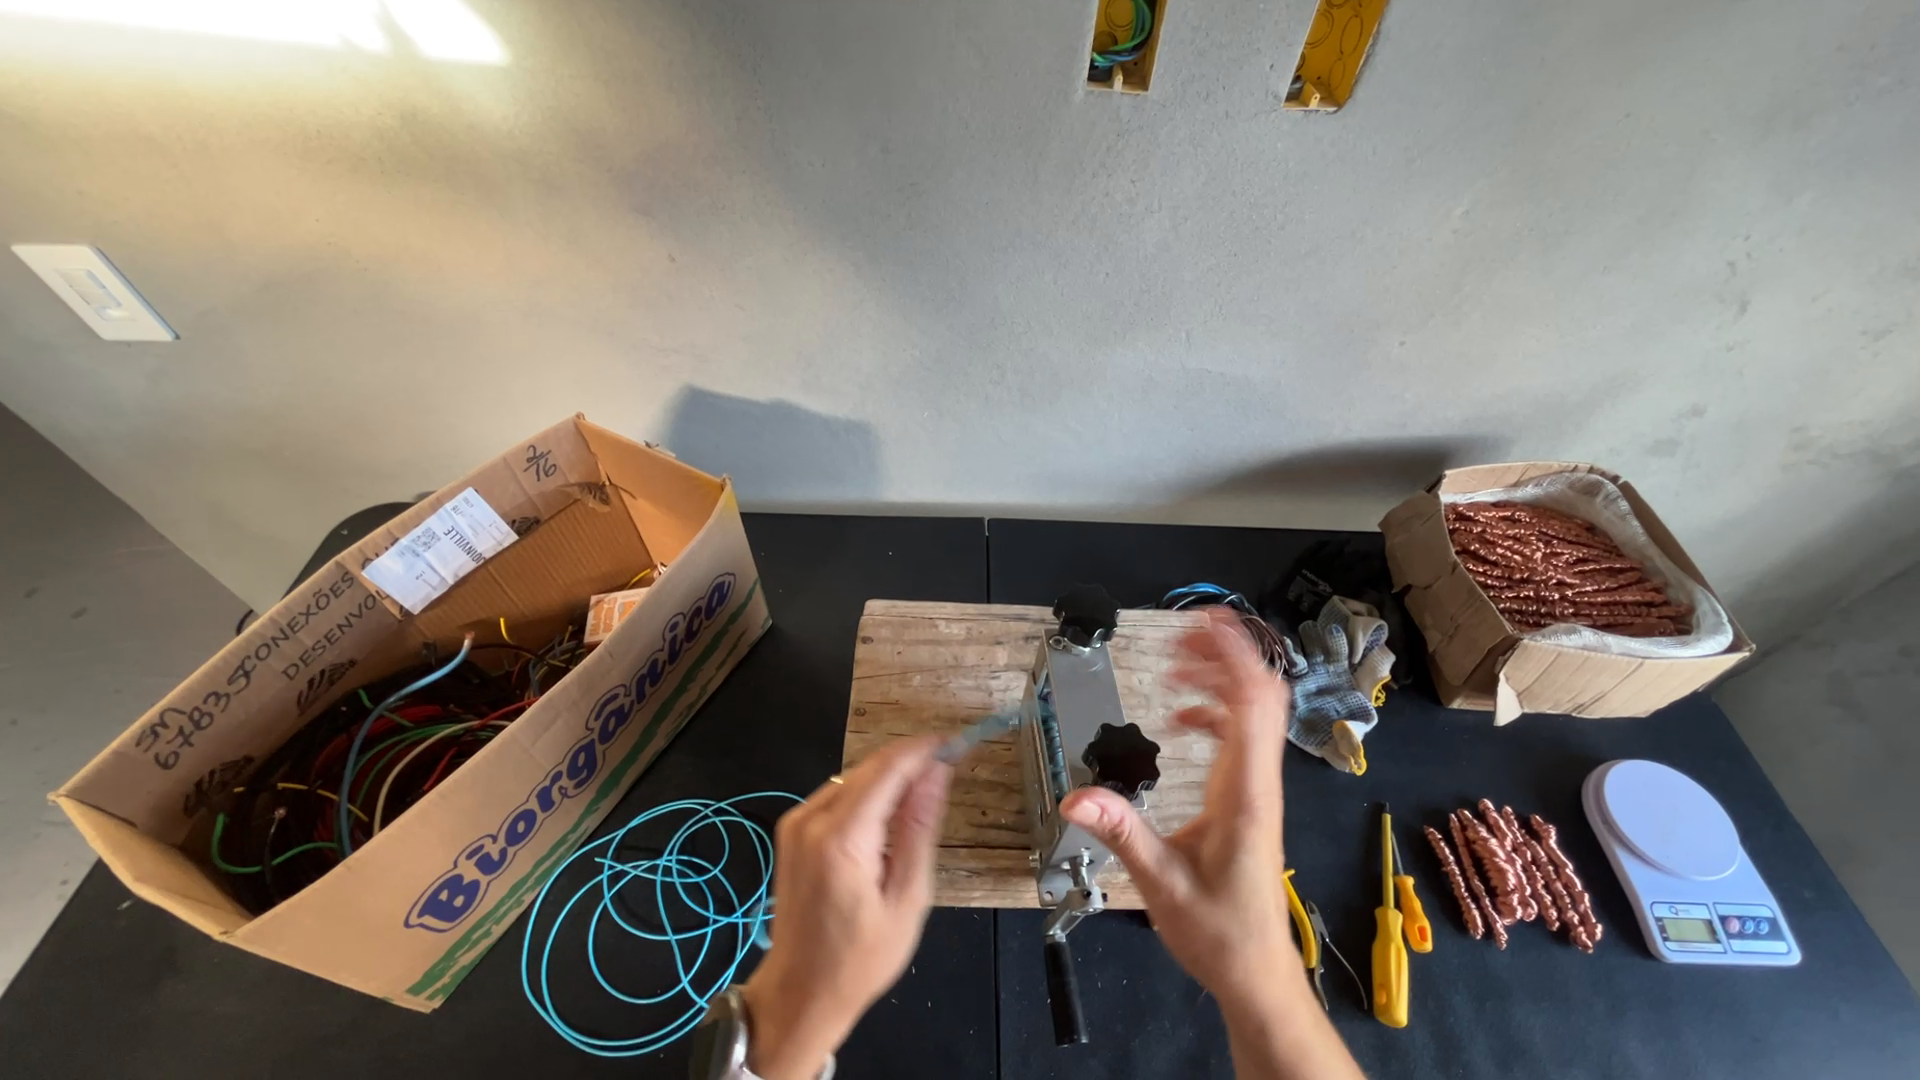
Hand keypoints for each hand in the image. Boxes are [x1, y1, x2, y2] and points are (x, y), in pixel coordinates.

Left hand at [740, 736, 951, 1079]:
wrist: (799, 993)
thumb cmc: (860, 959)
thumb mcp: (907, 898)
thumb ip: (920, 827)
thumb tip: (937, 774)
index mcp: (841, 838)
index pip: (888, 768)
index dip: (924, 749)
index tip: (955, 743)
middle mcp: (811, 819)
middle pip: (869, 767)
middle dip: (910, 761)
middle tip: (948, 767)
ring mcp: (796, 822)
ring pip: (854, 777)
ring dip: (889, 777)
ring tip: (924, 796)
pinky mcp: (792, 830)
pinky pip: (838, 795)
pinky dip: (868, 794)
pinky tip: (889, 816)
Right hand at [1059, 608, 1296, 1016]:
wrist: (1255, 970)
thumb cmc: (1218, 932)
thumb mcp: (1162, 885)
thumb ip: (1121, 834)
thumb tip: (1073, 795)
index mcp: (1243, 793)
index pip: (1252, 707)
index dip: (1235, 658)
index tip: (1206, 624)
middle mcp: (1255, 780)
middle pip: (1260, 697)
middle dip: (1226, 656)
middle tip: (1179, 636)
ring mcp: (1254, 786)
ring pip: (1253, 711)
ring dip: (1220, 678)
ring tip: (1176, 663)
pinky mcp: (1245, 795)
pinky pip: (1239, 735)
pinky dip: (1214, 709)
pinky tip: (1181, 716)